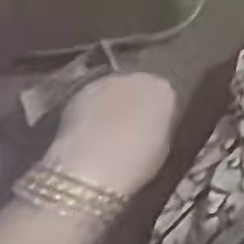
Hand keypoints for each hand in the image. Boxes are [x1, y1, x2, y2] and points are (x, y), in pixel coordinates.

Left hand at [43, 72, 177, 197]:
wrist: (93, 166)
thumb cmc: (136, 163)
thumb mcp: (162, 147)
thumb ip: (157, 128)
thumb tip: (149, 127)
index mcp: (164, 91)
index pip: (164, 98)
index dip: (156, 116)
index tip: (150, 132)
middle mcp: (138, 78)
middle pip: (137, 89)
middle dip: (133, 105)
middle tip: (126, 131)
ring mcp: (107, 82)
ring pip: (112, 92)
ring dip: (110, 106)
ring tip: (103, 133)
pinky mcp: (79, 92)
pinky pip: (90, 100)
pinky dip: (89, 112)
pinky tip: (85, 133)